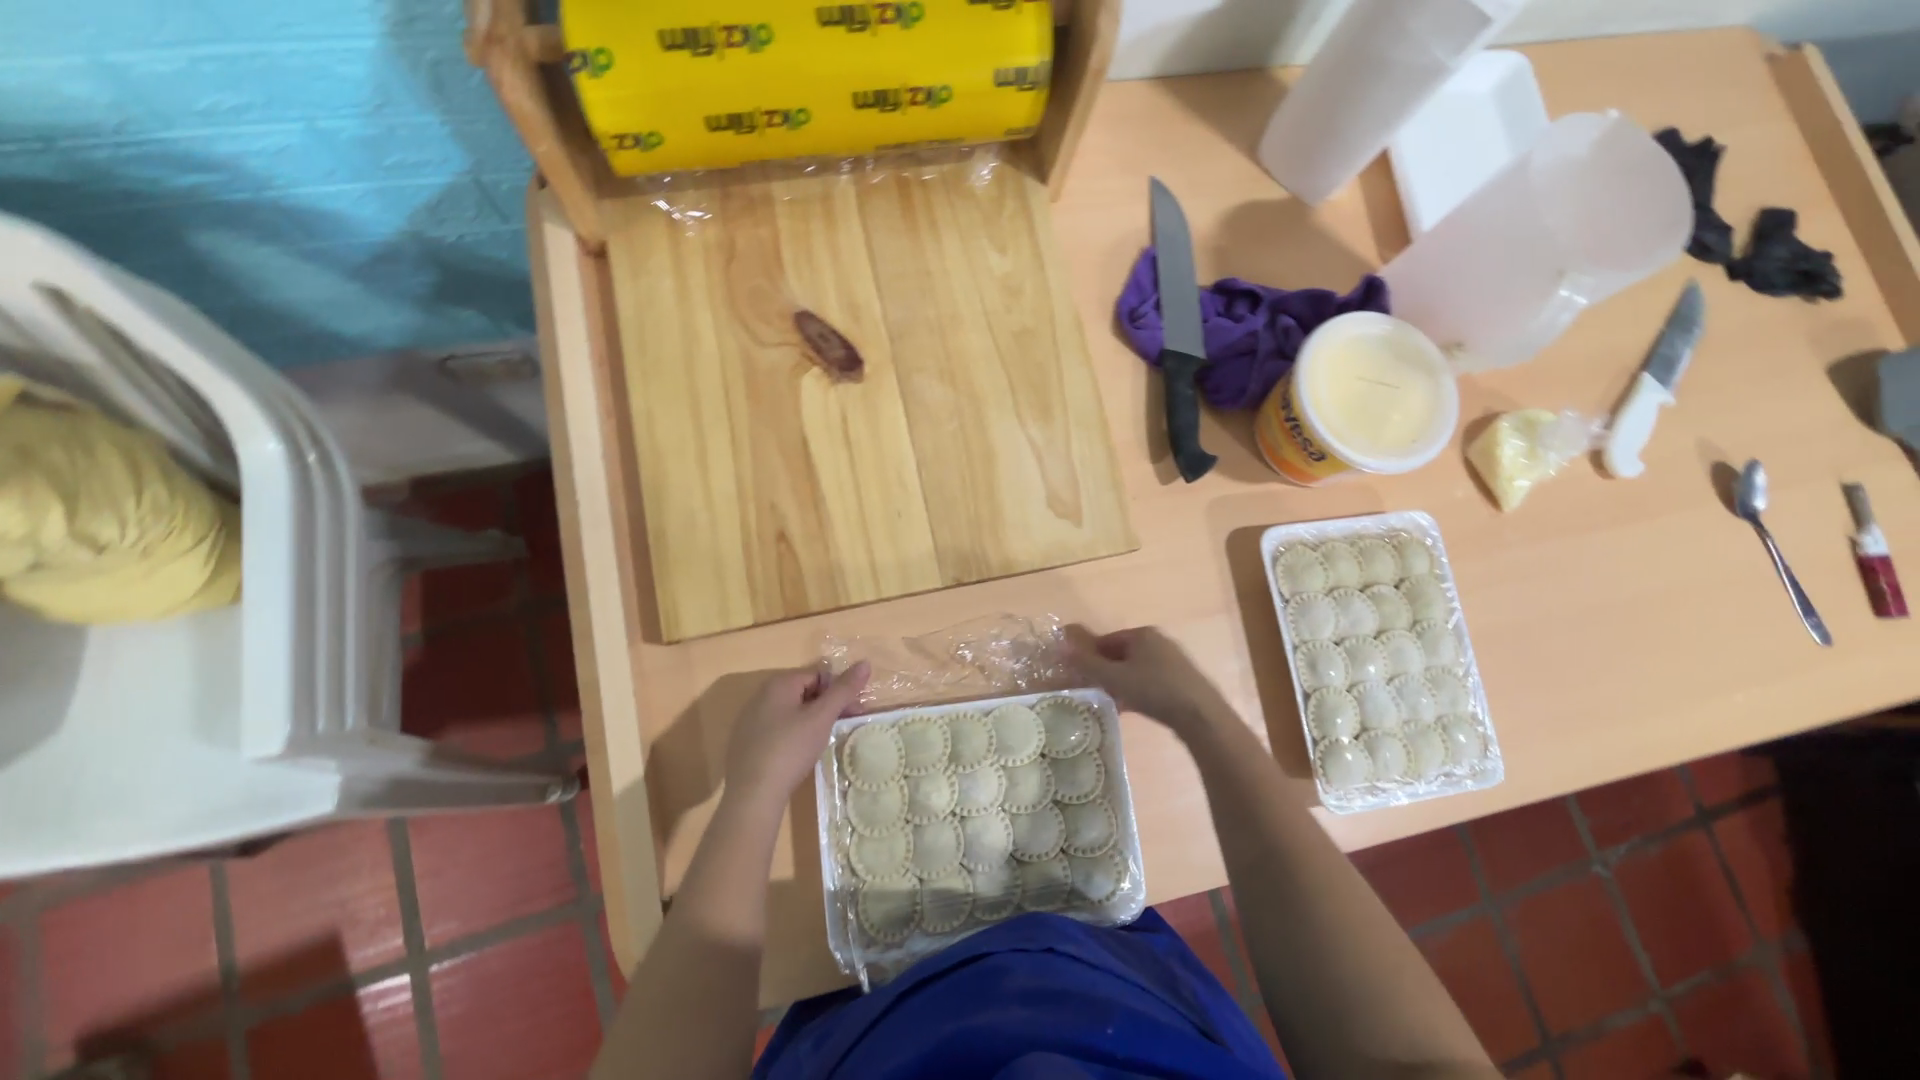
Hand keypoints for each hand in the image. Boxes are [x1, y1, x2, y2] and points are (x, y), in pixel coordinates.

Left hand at [723, 662, 870, 812]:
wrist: (753, 793)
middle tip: (845, 724)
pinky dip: (794, 734)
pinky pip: (777, 729)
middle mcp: (761, 696)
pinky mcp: (746, 742)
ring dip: (812, 720)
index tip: (855, 711)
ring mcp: (750, 719)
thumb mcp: (821, 718)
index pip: (817, 675)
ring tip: (825, 740)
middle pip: (804, 692)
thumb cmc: (790, 749)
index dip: (839, 690)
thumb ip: (843, 690)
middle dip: (827, 705)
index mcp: (778, 684)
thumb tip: (865, 663)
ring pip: (790, 711)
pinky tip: (800, 753)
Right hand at [1064, 624, 1232, 736]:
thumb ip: (1087, 664)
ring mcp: (1173, 661)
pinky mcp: (1182, 680)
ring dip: (1121, 684)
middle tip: (1094, 691)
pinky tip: (1132, 709)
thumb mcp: (1114, 678)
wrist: (1200, 714)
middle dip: (1106, 672)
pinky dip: (1138, 691)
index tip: (1080, 675)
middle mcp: (1159, 641)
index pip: (1107, 640)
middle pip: (1122, 654)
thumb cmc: (1153, 689)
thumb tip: (1061, 648)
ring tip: (1111, 702)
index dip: (1090, 656)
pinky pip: (1151, 681)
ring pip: (1136, 669)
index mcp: (1142, 634)